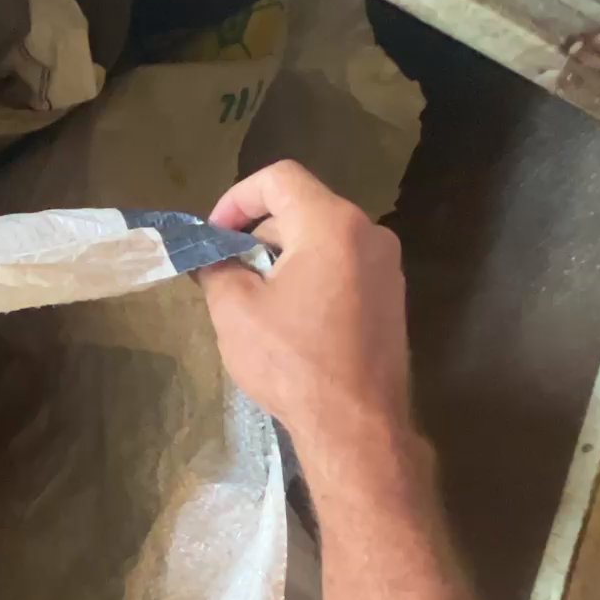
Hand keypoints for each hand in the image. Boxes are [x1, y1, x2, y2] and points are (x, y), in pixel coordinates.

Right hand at [200, 161, 413, 461]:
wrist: (354, 421)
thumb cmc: (290, 360)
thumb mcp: (234, 311)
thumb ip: (217, 269)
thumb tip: (210, 257)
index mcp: (330, 224)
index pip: (279, 178)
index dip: (236, 198)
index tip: (212, 236)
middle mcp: (368, 232)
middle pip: (302, 208)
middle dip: (255, 232)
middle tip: (224, 271)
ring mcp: (386, 266)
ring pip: (321, 240)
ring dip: (280, 257)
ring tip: (251, 299)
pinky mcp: (390, 298)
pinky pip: (341, 267)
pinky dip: (307, 276)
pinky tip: (286, 320)